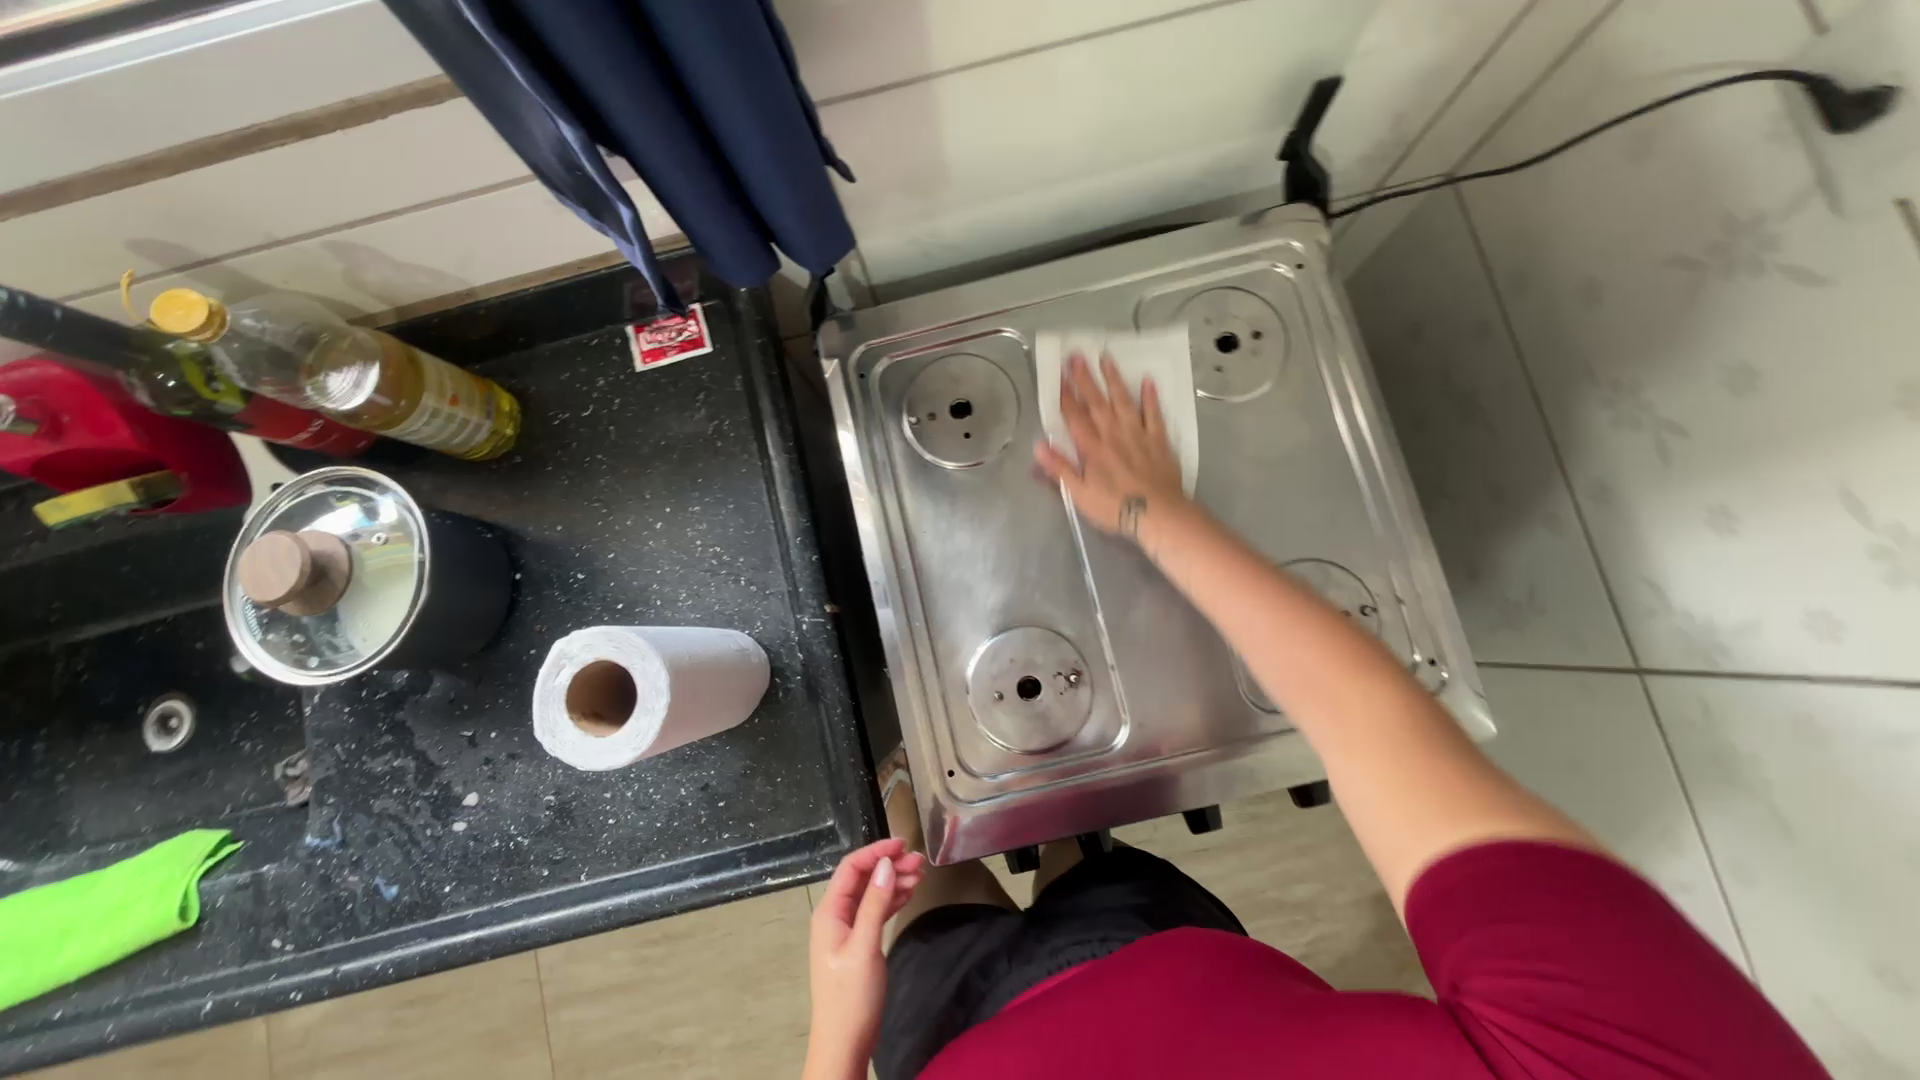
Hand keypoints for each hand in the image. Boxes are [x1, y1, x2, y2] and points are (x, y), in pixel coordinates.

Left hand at [803, 838, 925, 1078]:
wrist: (843, 1043)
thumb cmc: (851, 996)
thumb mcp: (865, 946)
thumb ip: (875, 904)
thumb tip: (886, 864)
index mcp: (829, 912)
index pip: (851, 868)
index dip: (876, 851)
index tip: (903, 843)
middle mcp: (835, 915)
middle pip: (863, 878)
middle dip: (890, 865)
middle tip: (921, 861)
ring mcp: (846, 930)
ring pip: (871, 893)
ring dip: (894, 881)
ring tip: (921, 875)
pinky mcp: (858, 943)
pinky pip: (875, 910)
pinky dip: (892, 899)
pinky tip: (909, 893)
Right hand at [1035, 351, 1187, 541]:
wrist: (1157, 514)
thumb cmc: (1115, 508)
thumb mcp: (1079, 494)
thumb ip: (1059, 469)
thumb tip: (1038, 446)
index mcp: (1091, 448)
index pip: (1074, 416)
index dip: (1065, 394)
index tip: (1058, 373)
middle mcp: (1113, 434)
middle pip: (1096, 402)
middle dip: (1085, 378)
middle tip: (1077, 355)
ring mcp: (1137, 435)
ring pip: (1123, 401)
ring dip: (1113, 379)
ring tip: (1106, 358)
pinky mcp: (1158, 441)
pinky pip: (1153, 414)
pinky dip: (1150, 397)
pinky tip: (1148, 381)